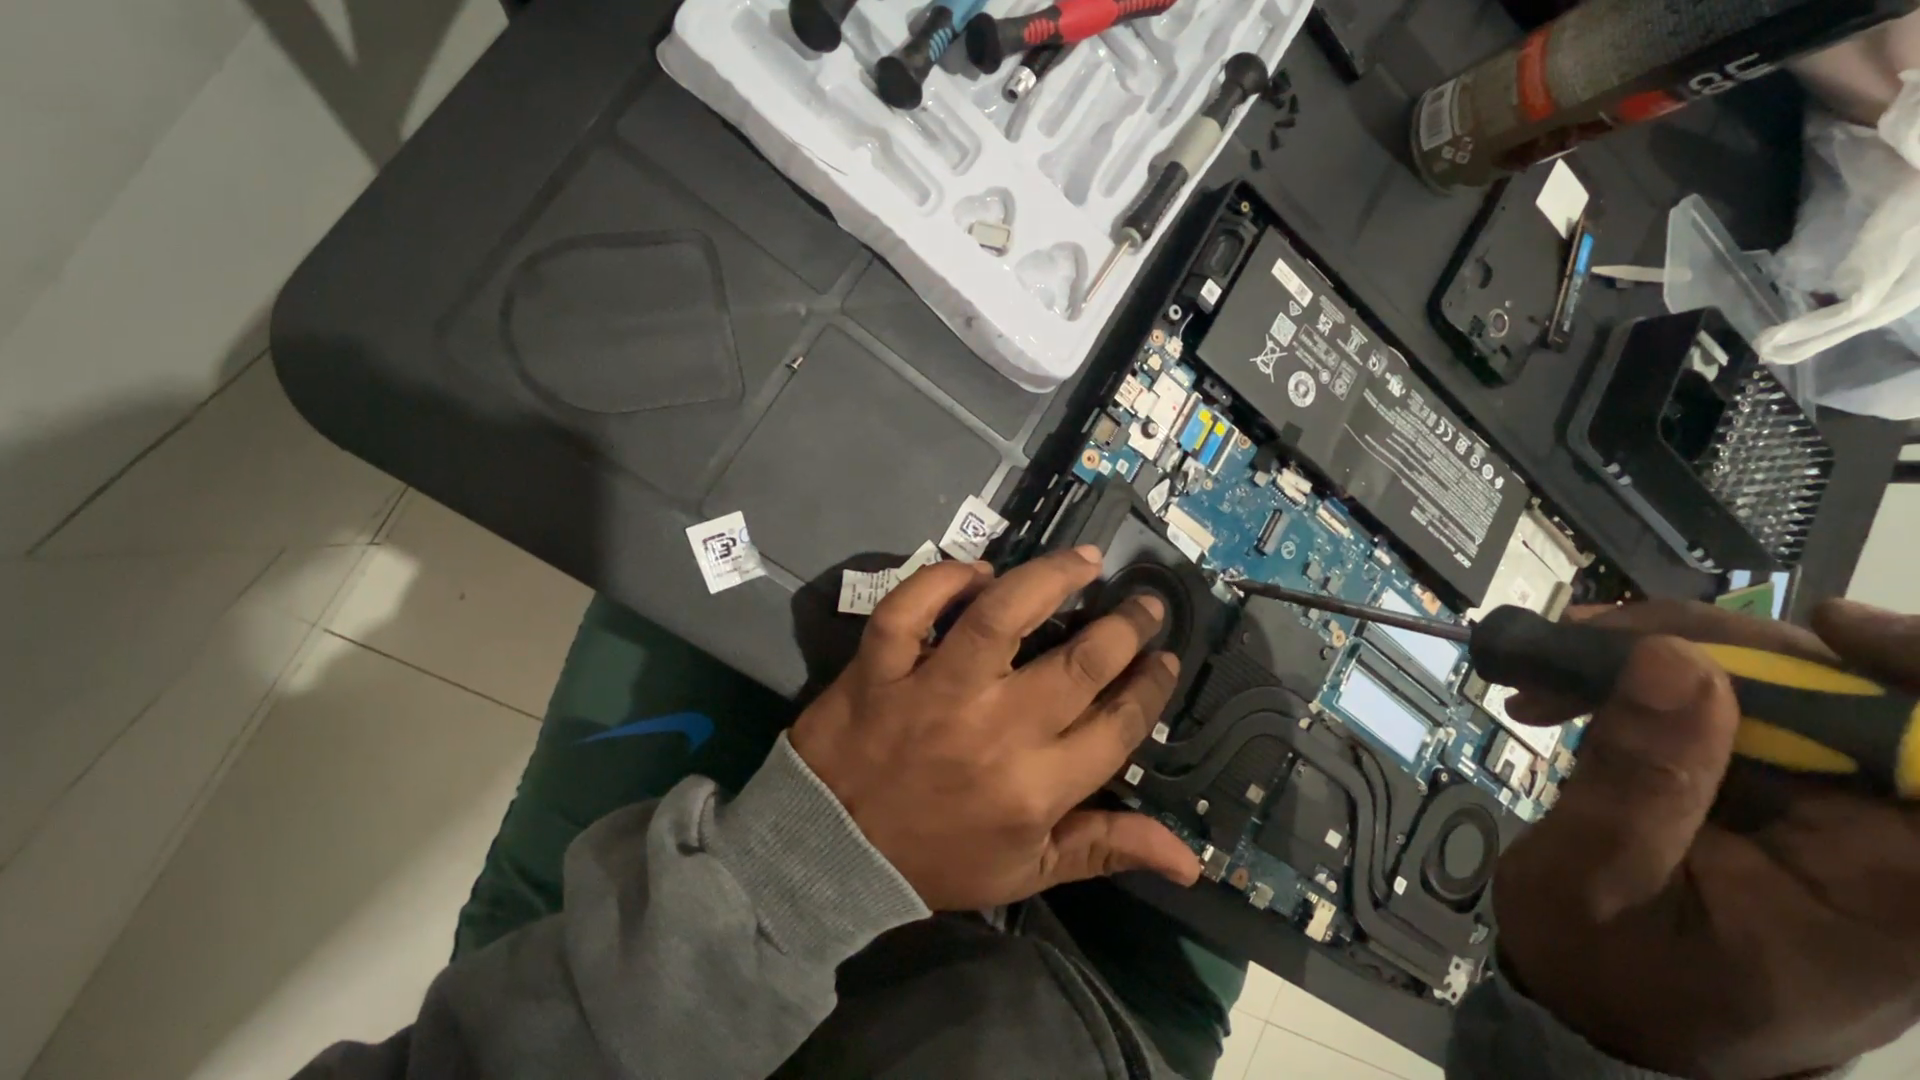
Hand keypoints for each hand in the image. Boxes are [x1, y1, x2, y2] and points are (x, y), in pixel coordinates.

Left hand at [789, 545, 1200, 910]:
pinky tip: (977, 572)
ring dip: (1049, 579)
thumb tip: (1191, 860)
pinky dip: (941, 580)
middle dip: (1125, 626)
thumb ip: (1105, 849)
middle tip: (1143, 602)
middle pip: (1079, 662)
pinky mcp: (879, 668)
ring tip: (1083, 560)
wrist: (829, 854)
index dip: (1151, 685)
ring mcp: (933, 692)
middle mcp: (995, 730)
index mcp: (1037, 787)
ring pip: (999, 616)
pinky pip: (910, 609)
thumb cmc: (936, 862)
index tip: (1165, 658)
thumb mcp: (1027, 871)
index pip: (1118, 724)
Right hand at [1494, 598, 1919, 1078]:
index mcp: (1896, 886)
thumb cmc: (1608, 974)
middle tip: (1579, 639)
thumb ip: (1638, 785)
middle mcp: (1893, 834)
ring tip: (1548, 667)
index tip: (1829, 627)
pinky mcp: (1783, 779)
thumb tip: (1671, 660)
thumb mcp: (1591, 886)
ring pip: (1782, 680)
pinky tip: (1573, 687)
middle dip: (1712, 648)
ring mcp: (1839, 803)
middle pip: (1850, 695)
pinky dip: (1645, 678)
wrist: (1608, 1011)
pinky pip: (1734, 698)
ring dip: (1659, 656)